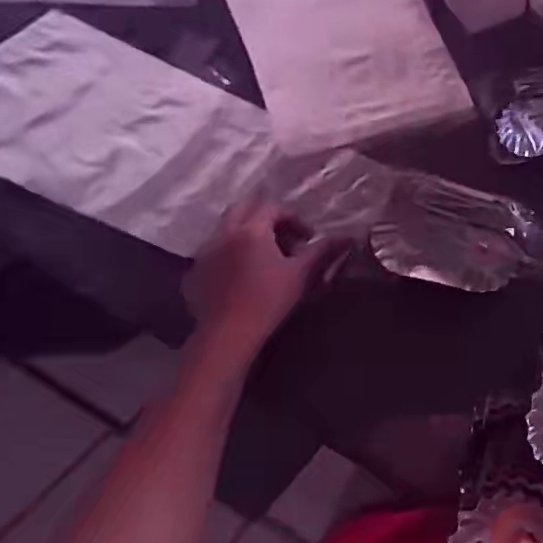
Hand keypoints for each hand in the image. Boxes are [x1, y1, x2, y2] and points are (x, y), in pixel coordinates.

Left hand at [184, 200, 341, 353]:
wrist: (228, 333)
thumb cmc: (270, 297)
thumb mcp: (302, 271)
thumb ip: (323, 249)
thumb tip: (349, 236)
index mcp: (250, 231)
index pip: (272, 209)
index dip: (294, 218)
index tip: (309, 237)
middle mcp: (222, 235)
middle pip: (241, 210)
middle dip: (265, 216)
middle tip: (285, 234)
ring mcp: (203, 254)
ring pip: (225, 231)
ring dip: (247, 234)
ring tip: (266, 255)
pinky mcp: (194, 273)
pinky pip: (214, 253)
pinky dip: (231, 254)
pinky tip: (244, 274)